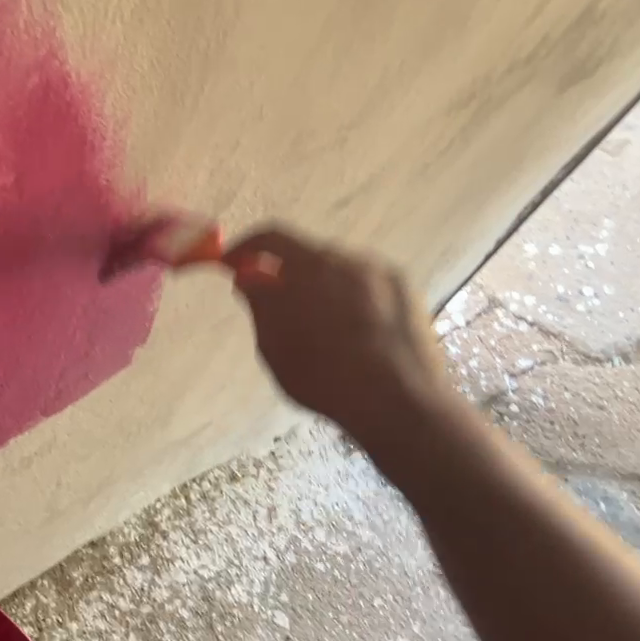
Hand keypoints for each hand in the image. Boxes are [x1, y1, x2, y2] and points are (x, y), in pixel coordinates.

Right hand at [224, 227, 454, 447]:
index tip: (229, 265)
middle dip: (284, 273)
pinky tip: (348, 336)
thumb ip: (260, 303)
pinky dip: (347, 301)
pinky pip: (367, 287)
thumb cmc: (322, 376)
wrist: (398, 403)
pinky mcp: (409, 295)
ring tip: (313, 328)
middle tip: (270, 303)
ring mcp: (386, 275)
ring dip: (318, 288)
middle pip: (308, 254)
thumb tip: (248, 277)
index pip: (271, 237)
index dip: (245, 247)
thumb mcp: (274, 345)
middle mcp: (353, 259)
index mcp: (314, 266)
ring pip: (339, 272)